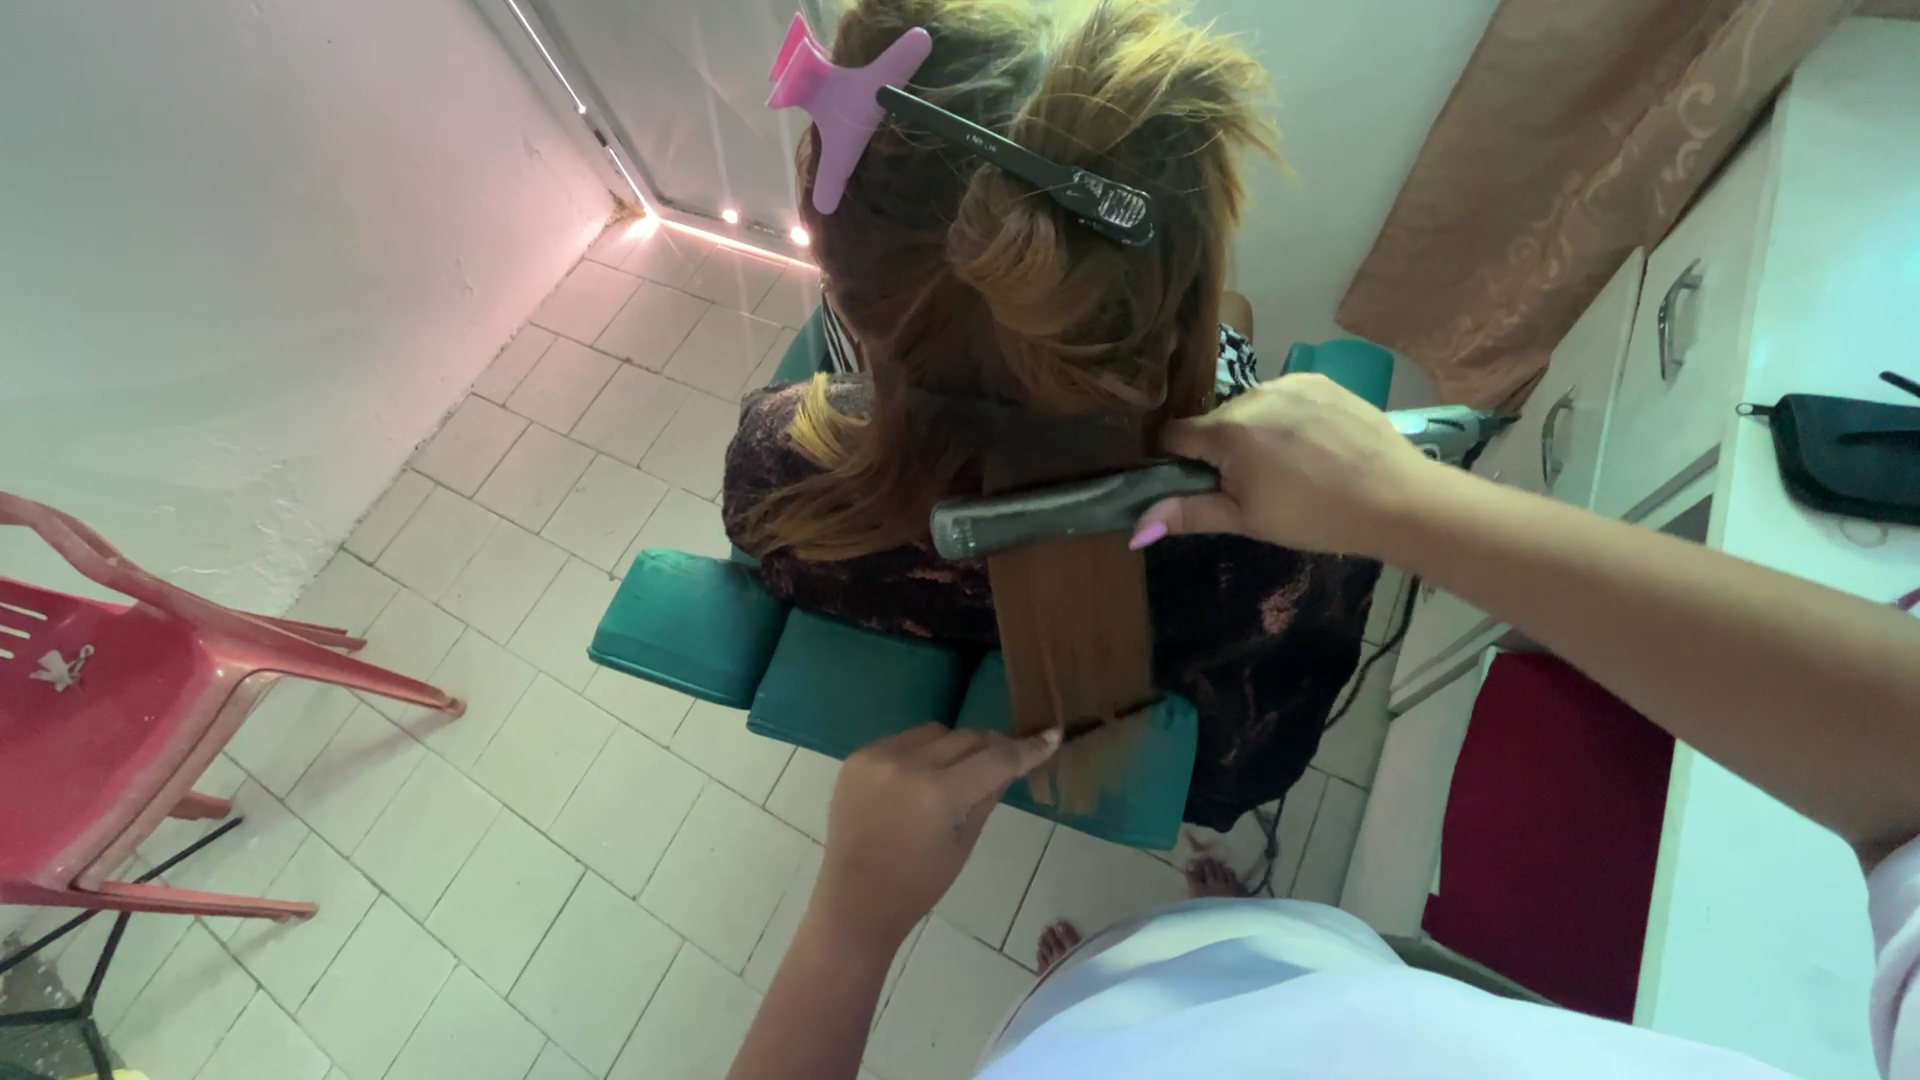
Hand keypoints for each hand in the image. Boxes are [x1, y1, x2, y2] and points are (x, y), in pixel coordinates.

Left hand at [811, 724, 1060, 945]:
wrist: (854, 902)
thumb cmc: (918, 884)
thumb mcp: (965, 841)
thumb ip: (989, 793)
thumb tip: (1015, 759)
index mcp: (939, 793)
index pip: (996, 759)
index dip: (1027, 749)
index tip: (1051, 736)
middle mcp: (908, 763)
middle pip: (967, 737)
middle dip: (991, 747)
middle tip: (1006, 758)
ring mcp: (878, 756)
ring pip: (935, 732)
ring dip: (953, 747)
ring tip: (954, 775)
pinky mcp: (858, 757)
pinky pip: (903, 740)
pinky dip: (919, 753)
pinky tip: (918, 781)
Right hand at [1131, 374, 1439, 556]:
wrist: (1399, 499)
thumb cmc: (1313, 517)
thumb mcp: (1244, 520)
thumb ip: (1187, 514)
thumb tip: (1135, 530)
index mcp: (1227, 430)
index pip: (1173, 435)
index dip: (1176, 462)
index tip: (1198, 484)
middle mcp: (1253, 394)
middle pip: (1213, 423)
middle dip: (1220, 450)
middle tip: (1253, 486)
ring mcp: (1291, 382)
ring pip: (1249, 409)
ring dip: (1253, 433)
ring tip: (1289, 467)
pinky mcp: (1321, 381)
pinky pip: (1284, 398)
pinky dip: (1286, 419)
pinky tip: (1312, 446)